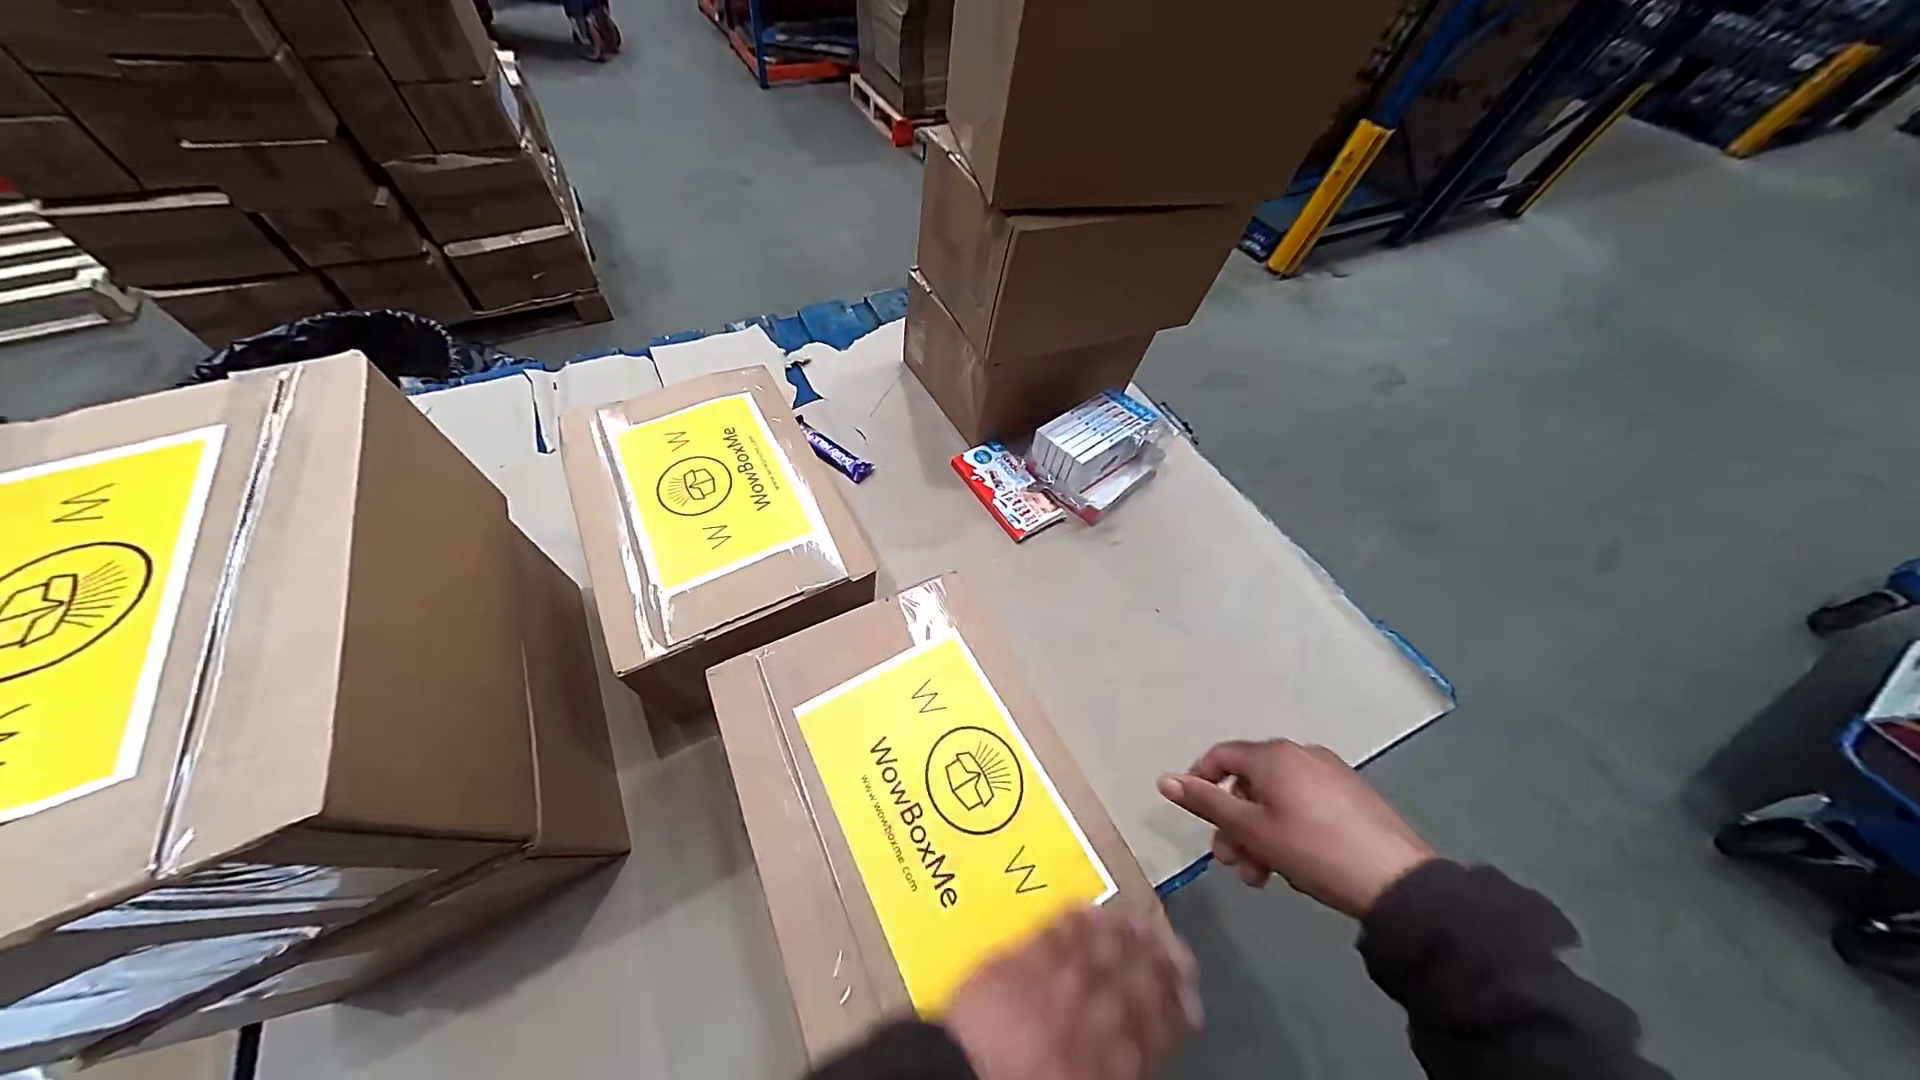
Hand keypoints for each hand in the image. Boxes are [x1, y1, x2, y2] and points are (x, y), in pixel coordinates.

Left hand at [945, 907, 1201, 1079]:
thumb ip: (1114, 1065)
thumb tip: (1138, 1044)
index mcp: (1107, 1061)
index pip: (1155, 1026)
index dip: (1176, 1004)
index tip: (1188, 987)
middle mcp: (1088, 1016)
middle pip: (1134, 981)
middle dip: (1160, 961)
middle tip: (1175, 946)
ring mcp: (1053, 983)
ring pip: (1099, 950)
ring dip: (1125, 933)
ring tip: (1141, 922)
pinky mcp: (1017, 960)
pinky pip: (1055, 933)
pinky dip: (1078, 919)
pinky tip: (1090, 909)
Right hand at [1156, 740, 1436, 917]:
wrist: (1399, 882)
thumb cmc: (1313, 850)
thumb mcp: (1251, 830)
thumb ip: (1205, 802)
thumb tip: (1163, 779)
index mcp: (1272, 755)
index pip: (1220, 757)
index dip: (1199, 782)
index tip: (1197, 818)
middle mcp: (1299, 753)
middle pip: (1248, 782)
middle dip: (1233, 823)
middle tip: (1232, 863)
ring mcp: (1329, 772)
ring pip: (1276, 797)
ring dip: (1258, 832)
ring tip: (1262, 875)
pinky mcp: (1352, 794)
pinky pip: (1304, 803)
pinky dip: (1287, 827)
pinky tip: (1293, 864)